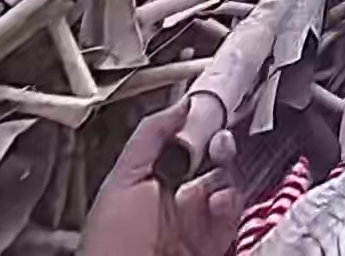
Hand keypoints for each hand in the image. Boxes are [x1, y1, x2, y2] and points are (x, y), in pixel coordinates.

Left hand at [83, 102, 244, 255]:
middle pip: (212, 157)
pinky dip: (232, 201)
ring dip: (228, 168)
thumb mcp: (124, 180)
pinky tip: (219, 199)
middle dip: (220, 142)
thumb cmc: (110, 247)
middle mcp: (178, 198)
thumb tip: (182, 103)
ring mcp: (198, 222)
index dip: (200, 123)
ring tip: (219, 164)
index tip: (210, 109)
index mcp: (154, 179)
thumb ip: (152, 135)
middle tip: (218, 140)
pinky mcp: (215, 243)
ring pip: (228, 181)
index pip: (186, 140)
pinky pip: (234, 214)